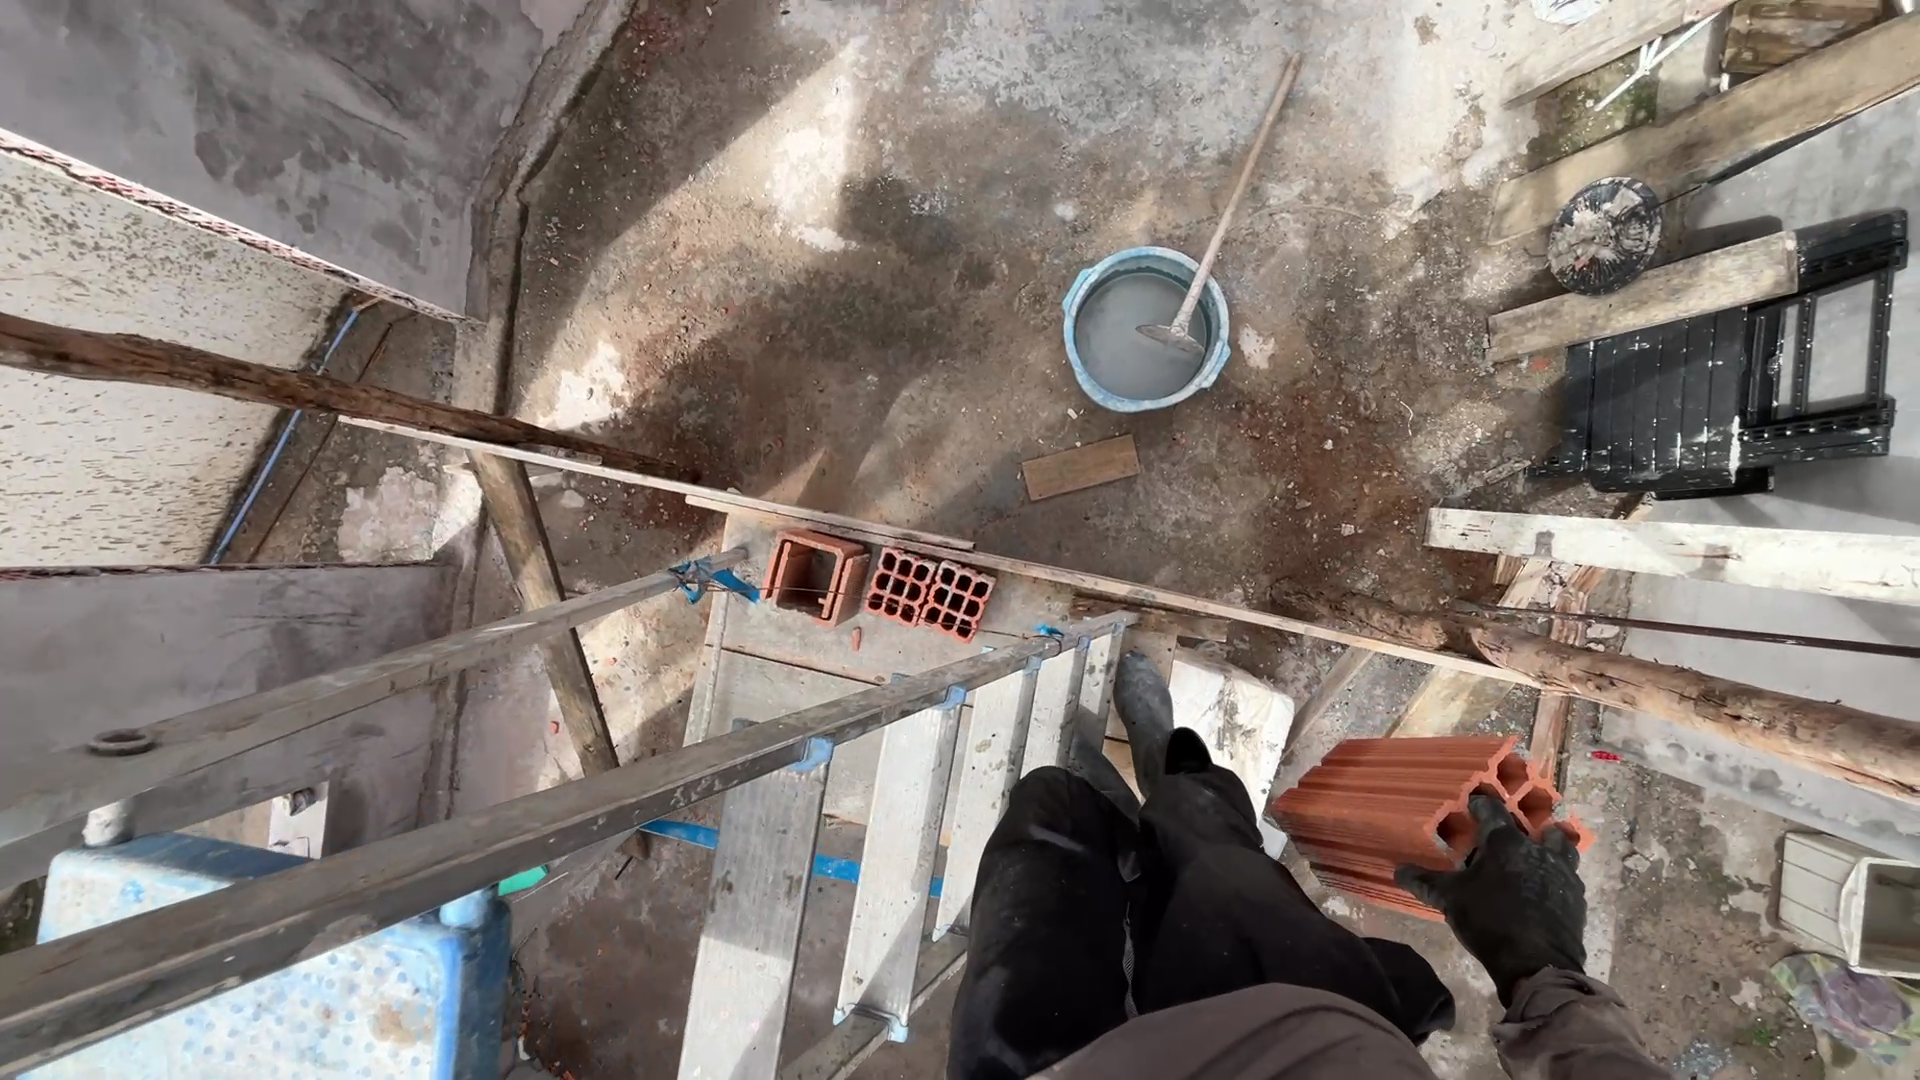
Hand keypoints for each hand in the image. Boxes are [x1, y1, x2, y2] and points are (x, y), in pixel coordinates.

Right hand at [1395, 794, 1584, 1005]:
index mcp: (1505, 843)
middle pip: (1541, 828)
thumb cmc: (1488, 919)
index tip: (1472, 803)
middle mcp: (1537, 852)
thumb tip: (1398, 870)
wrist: (1536, 964)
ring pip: (1563, 851)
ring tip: (1533, 857)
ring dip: (1550, 850)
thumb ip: (1423, 880)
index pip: (1491, 810)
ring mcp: (1563, 877)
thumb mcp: (1447, 898)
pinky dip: (1555, 877)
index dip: (1480, 804)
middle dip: (1526, 828)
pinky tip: (1542, 889)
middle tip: (1507, 834)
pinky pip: (1567, 879)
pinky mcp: (1576, 902)